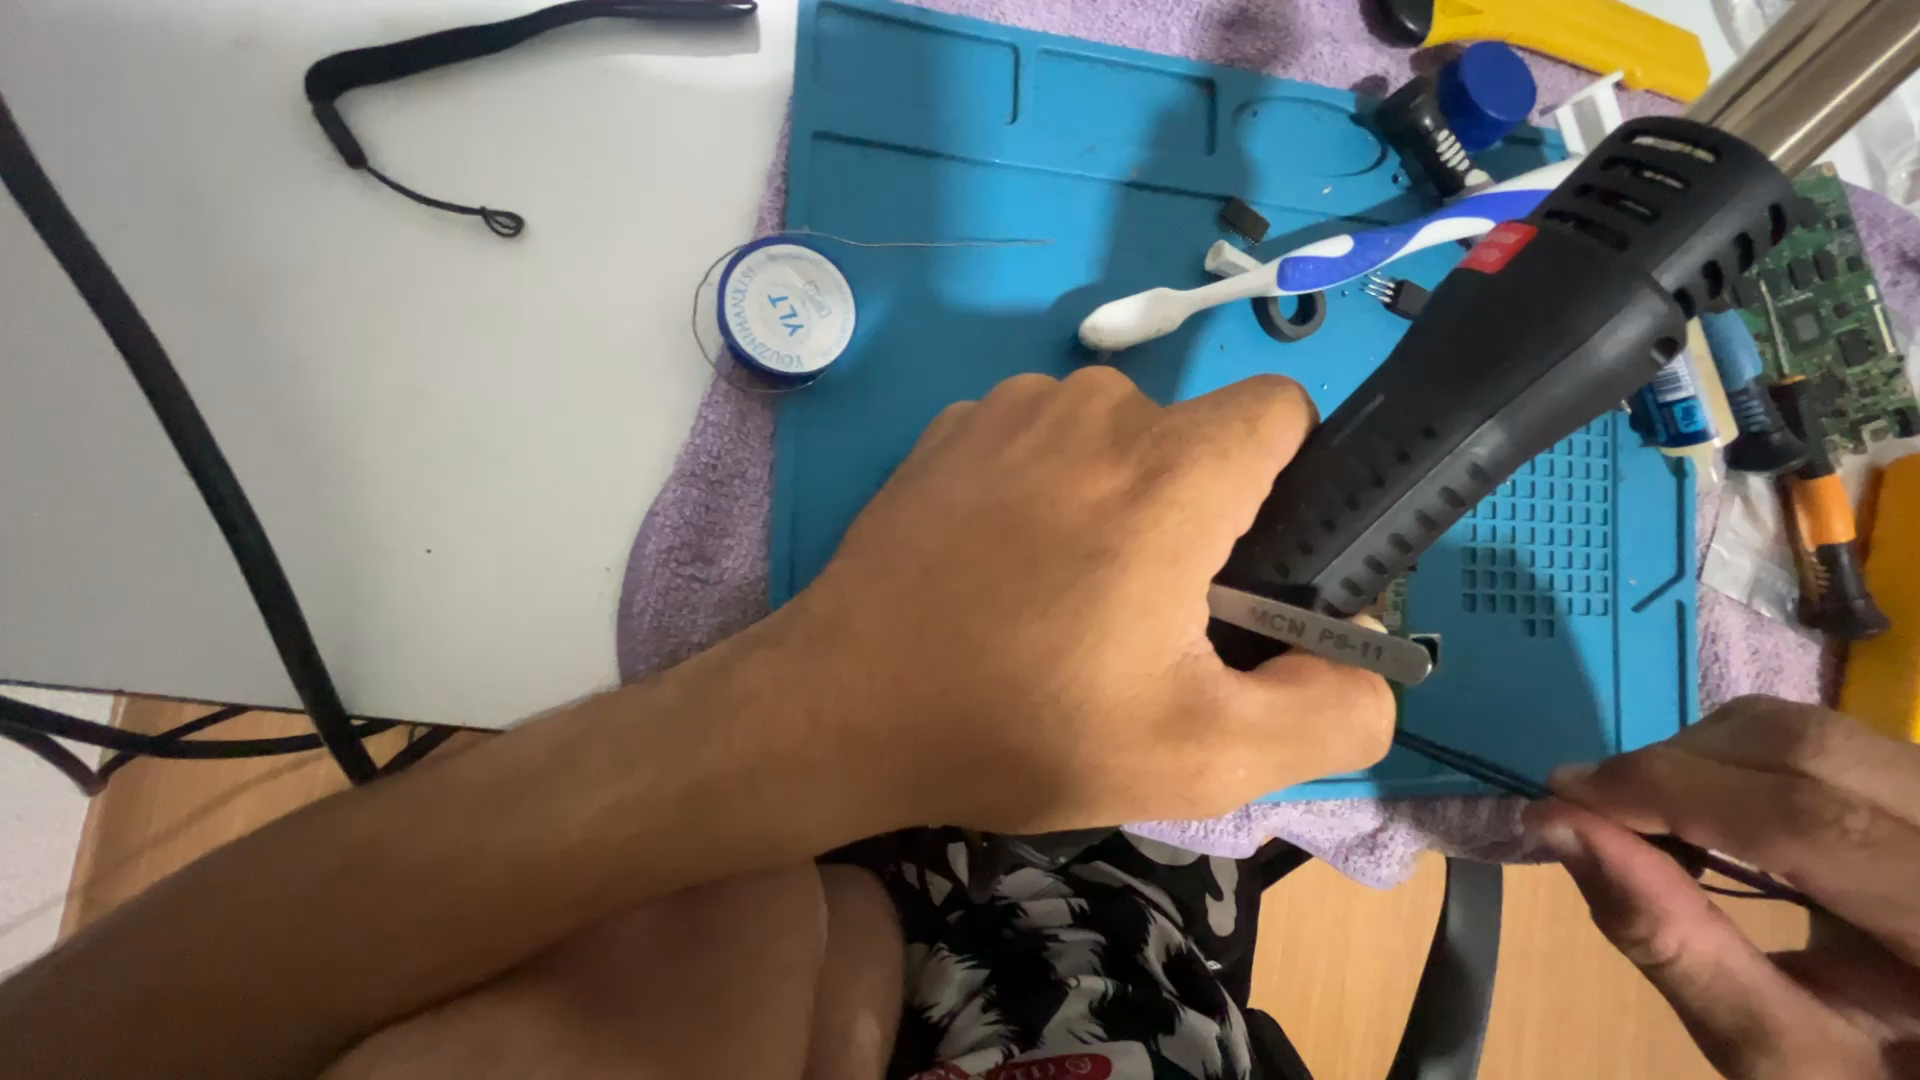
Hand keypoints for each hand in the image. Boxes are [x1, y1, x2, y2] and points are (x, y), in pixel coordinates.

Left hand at [772, 367, 1394, 833]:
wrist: (845, 707)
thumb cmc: (1022, 725)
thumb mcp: (1203, 756)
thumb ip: (1330, 712)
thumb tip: (1363, 664)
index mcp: (1171, 469)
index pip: (1282, 413)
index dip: (1285, 487)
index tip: (1242, 566)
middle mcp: (1092, 409)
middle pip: (1192, 438)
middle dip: (1192, 514)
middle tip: (1137, 615)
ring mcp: (1006, 410)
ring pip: (1109, 438)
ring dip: (1109, 502)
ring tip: (1056, 596)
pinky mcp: (946, 430)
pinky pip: (1033, 443)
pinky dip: (1036, 491)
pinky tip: (992, 566)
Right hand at [1526, 697, 1919, 1078]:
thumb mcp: (1785, 1057)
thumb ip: (1672, 942)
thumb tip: (1554, 825)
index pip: (1812, 820)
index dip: (1669, 791)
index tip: (1561, 798)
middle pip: (1806, 748)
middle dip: (1674, 765)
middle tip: (1601, 814)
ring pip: (1807, 730)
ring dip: (1699, 758)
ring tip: (1659, 822)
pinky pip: (1822, 743)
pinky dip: (1735, 762)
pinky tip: (1715, 818)